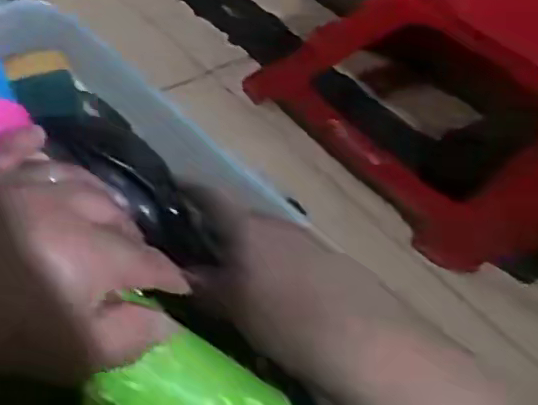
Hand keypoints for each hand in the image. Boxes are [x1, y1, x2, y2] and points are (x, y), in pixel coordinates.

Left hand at [0, 125, 189, 383]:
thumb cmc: (2, 332)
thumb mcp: (80, 352)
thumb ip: (131, 334)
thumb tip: (166, 316)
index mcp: (91, 250)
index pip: (144, 257)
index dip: (167, 273)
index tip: (177, 285)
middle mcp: (54, 203)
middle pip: (105, 206)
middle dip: (129, 228)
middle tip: (134, 247)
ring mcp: (7, 181)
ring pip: (61, 172)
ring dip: (88, 186)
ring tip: (102, 202)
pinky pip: (1, 147)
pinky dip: (22, 138)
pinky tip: (37, 135)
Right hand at [192, 195, 509, 404]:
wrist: (395, 362)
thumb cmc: (291, 320)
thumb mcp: (229, 305)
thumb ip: (196, 280)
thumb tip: (168, 266)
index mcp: (243, 221)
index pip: (201, 191)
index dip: (179, 191)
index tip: (159, 198)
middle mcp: (279, 224)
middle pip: (239, 219)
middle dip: (218, 232)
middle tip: (198, 252)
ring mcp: (321, 248)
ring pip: (273, 243)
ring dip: (255, 256)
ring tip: (243, 280)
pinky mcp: (355, 276)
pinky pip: (304, 265)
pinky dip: (288, 275)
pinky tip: (288, 301)